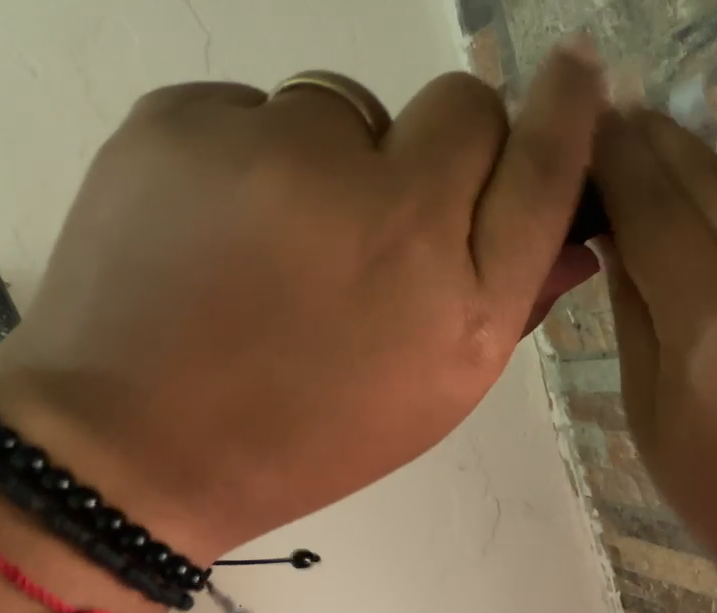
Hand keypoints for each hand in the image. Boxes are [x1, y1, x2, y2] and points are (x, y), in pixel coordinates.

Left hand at [0, 48, 605, 559]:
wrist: (137, 441)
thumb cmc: (317, 433)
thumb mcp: (440, 391)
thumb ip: (515, 306)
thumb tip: (574, 241)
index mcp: (464, 299)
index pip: (542, 170)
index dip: (568, 110)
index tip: (579, 67)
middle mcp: (396, 213)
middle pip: (464, 105)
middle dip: (453, 142)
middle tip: (404, 203)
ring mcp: (288, 156)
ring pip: (351, 107)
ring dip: (344, 154)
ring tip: (291, 237)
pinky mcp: (189, 121)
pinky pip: (259, 110)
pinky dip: (258, 156)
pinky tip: (225, 226)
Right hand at [590, 110, 716, 586]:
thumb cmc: (708, 489)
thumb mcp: (644, 401)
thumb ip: (632, 301)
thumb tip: (614, 220)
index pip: (658, 208)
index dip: (616, 158)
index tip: (581, 126)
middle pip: (708, 183)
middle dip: (654, 143)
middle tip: (608, 124)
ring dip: (689, 170)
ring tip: (641, 158)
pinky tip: (690, 217)